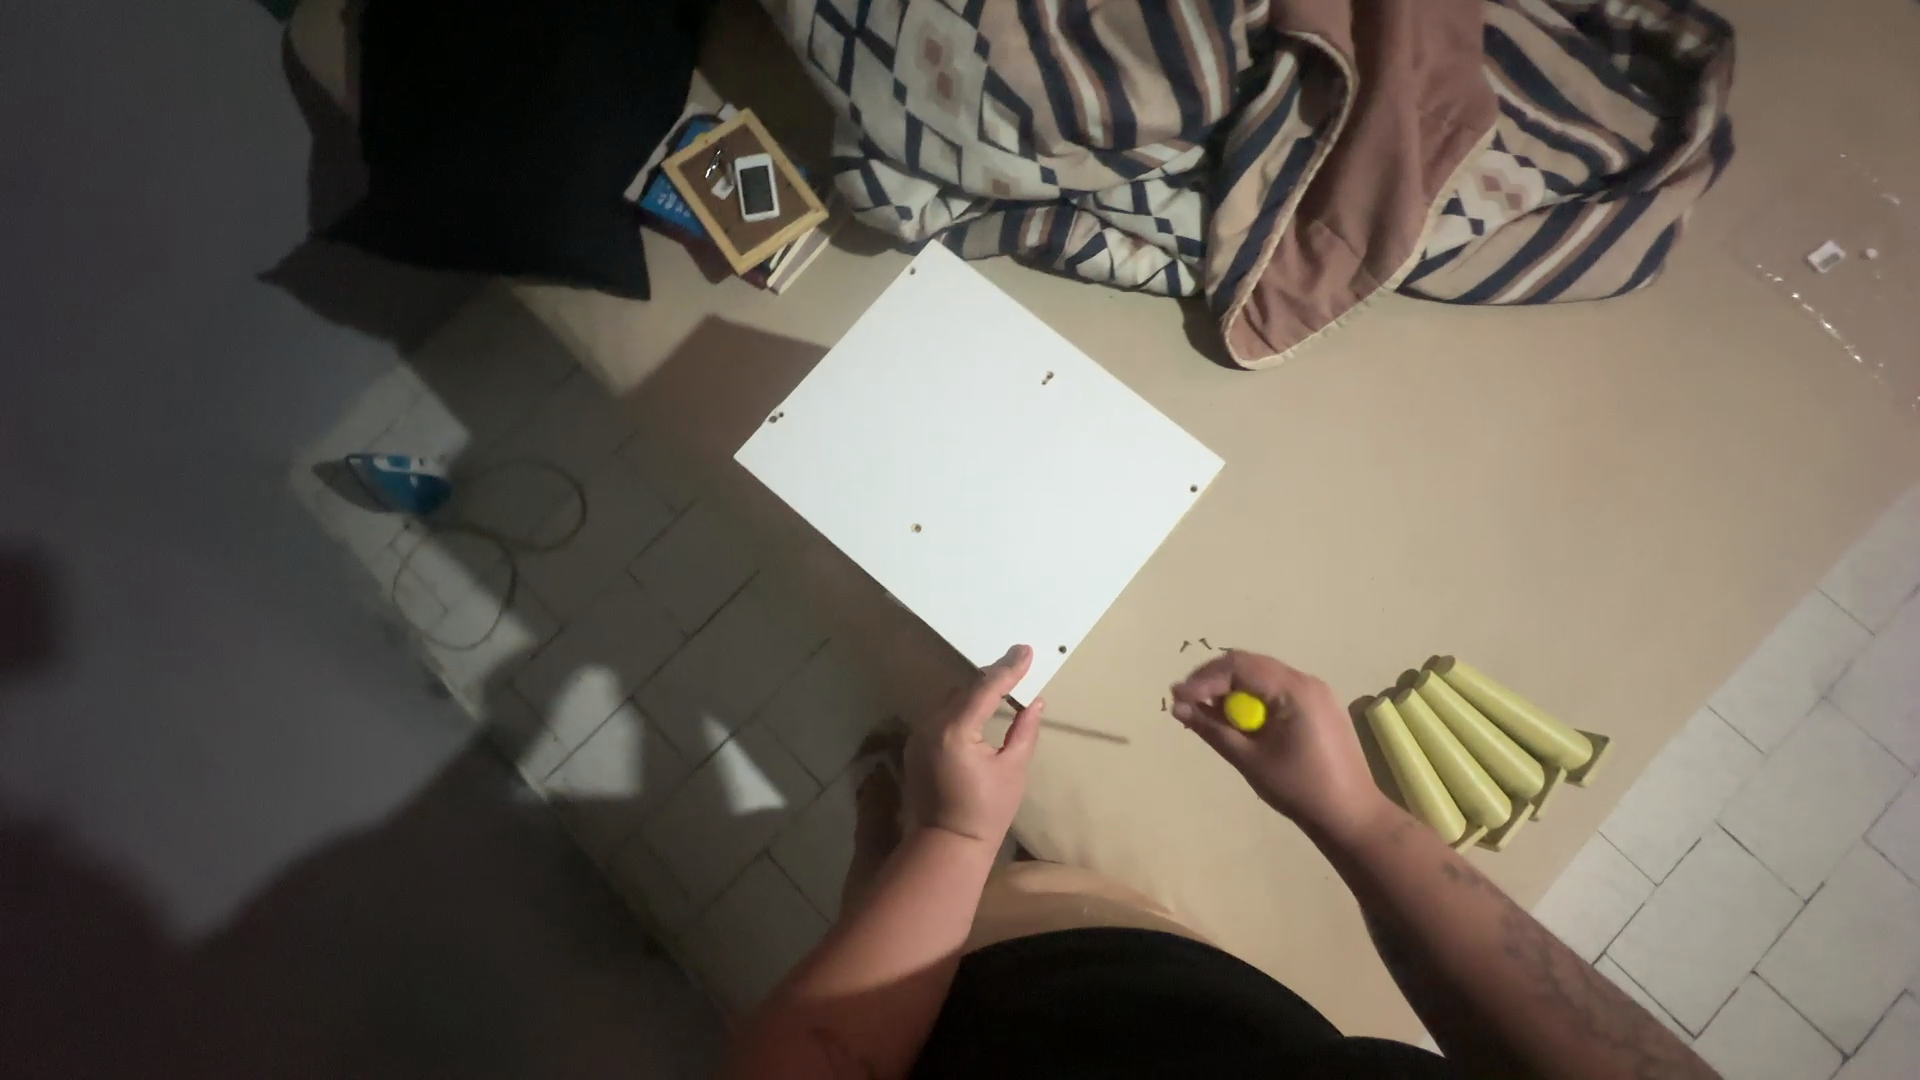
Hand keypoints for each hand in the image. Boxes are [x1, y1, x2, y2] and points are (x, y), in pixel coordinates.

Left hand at [904, 645, 1043, 847]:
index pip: (985, 689)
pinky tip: (979, 704)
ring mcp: (919, 734)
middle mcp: (931, 725)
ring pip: (951, 698)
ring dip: (976, 689)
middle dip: (992, 675)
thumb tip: (1036, 701)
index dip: (1009, 669)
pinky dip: (962, 705)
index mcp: (955, 731)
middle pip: (965, 688)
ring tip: (1003, 680)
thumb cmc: (986, 811)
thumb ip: (1024, 730)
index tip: (1026, 651)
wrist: (946, 844)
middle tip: (1018, 662)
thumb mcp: (1013, 769)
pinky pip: (942, 713)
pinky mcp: (916, 744)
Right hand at [1170, 651, 1386, 839]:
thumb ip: (1212, 728)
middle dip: (1213, 680)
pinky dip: (1251, 697)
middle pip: (1249, 664)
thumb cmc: (1299, 789)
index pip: (1238, 667)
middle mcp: (1307, 682)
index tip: (1176, 697)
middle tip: (1185, 700)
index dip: (1203, 680)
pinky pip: (1275, 689)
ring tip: (1206, 710)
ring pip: (1261, 675)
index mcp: (1294, 691)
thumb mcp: (1249, 759)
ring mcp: (1315, 692)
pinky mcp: (1317, 705)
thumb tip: (1177, 707)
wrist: (1352, 817)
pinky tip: (1237, 718)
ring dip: (1231, 688)